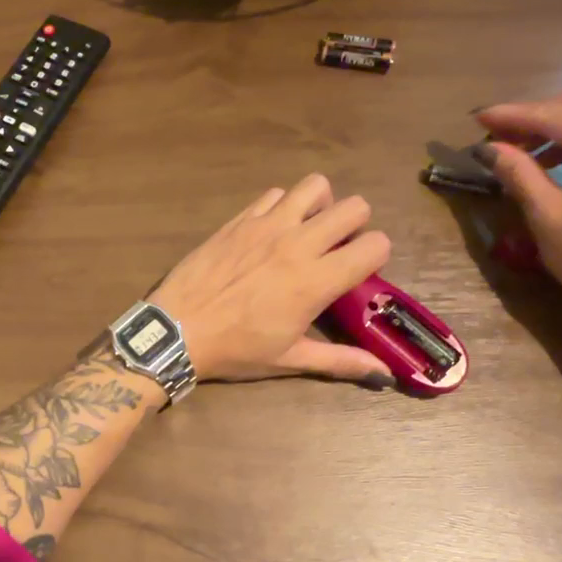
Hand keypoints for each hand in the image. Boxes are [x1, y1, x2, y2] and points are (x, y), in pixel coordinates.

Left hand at [149, 175, 392, 384]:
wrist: (176, 331)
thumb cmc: (234, 350)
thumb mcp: (289, 360)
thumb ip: (341, 361)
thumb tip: (385, 375)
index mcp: (315, 281)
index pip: (375, 245)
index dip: (375, 257)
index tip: (357, 275)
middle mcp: (298, 244)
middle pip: (355, 206)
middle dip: (356, 226)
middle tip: (336, 251)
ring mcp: (267, 225)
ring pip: (316, 186)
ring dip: (322, 206)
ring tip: (308, 232)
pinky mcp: (240, 219)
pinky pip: (275, 194)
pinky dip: (283, 206)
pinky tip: (272, 232)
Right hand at [476, 86, 561, 323]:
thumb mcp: (547, 215)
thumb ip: (520, 174)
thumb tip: (489, 148)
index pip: (558, 116)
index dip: (515, 115)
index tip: (480, 116)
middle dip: (540, 112)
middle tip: (502, 133)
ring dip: (561, 122)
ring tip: (524, 148)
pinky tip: (556, 158)